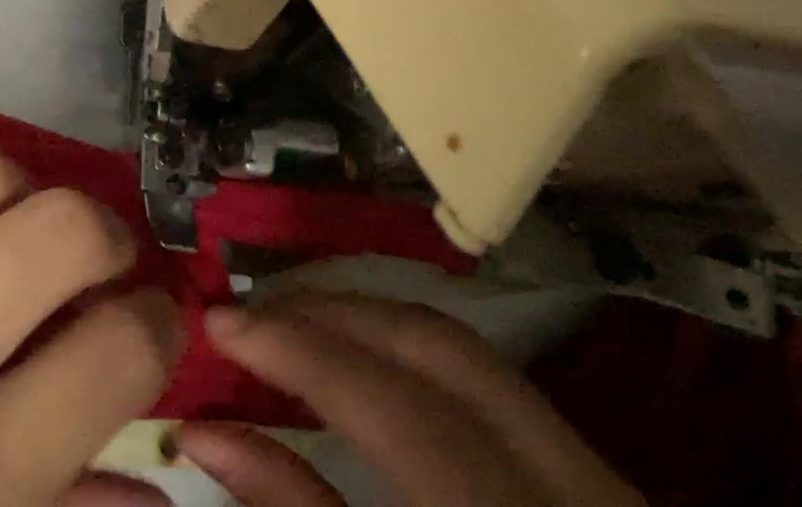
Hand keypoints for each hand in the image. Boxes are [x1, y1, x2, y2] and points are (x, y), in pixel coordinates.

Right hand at [166, 293, 644, 506]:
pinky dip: (404, 354)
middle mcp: (572, 489)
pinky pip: (483, 380)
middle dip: (332, 312)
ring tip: (288, 324)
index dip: (298, 350)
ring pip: (467, 352)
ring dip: (366, 323)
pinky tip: (355, 360)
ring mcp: (598, 478)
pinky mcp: (593, 475)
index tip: (217, 320)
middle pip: (440, 350)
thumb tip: (203, 433)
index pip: (395, 409)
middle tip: (250, 311)